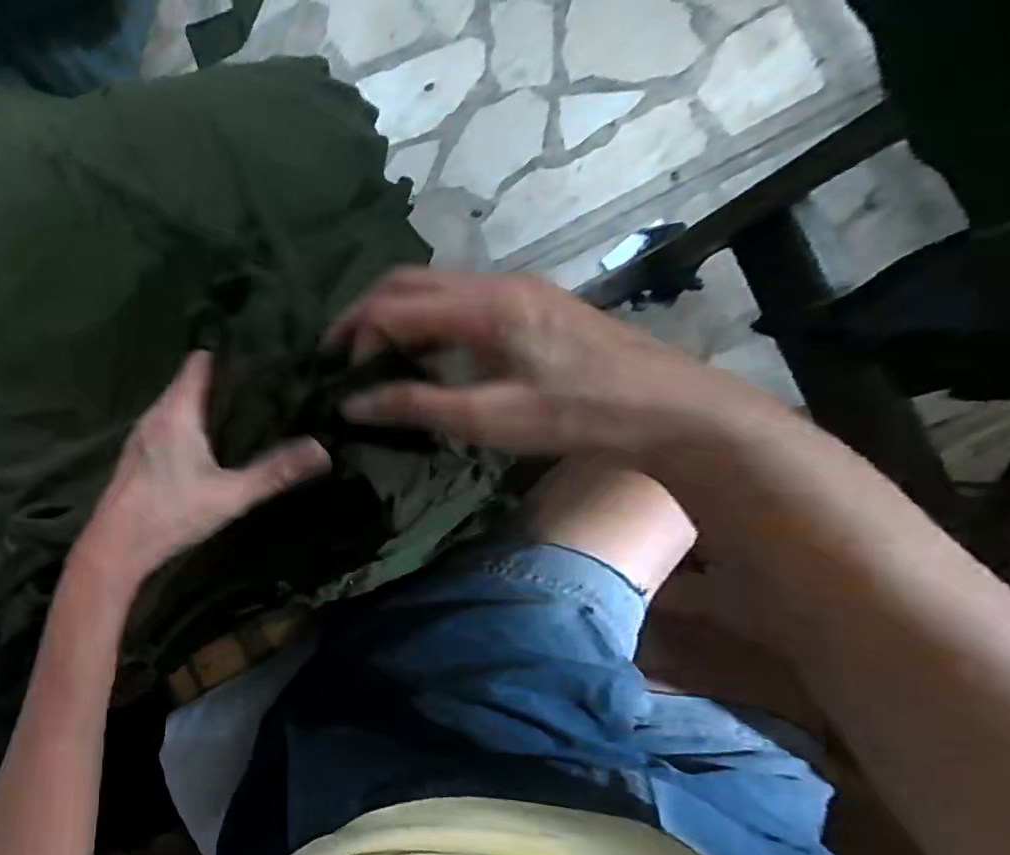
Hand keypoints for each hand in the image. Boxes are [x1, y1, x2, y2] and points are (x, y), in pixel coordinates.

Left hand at [77, 351, 330, 584]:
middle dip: (220, 382)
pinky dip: (183, 426)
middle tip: (259, 386)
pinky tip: (201, 444)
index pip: (199, 362)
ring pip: (174, 406)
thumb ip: (274, 472)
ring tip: (236, 411)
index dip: (227, 354)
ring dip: (200, 405)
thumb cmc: (169, 514)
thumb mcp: (229, 496)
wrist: (114, 547)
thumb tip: (322, 450)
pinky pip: (163, 426)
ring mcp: (139, 435)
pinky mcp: (133, 456)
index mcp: (176, 411)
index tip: (259, 355)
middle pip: (188, 383)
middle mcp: (153, 415)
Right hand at [329, 268, 787, 456]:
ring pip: (431, 284)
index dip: (355, 336)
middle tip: (340, 356)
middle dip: (363, 314)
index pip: (393, 305)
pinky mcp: (528, 303)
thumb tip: (350, 403)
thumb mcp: (488, 418)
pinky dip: (421, 318)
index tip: (338, 375)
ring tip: (373, 358)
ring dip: (392, 314)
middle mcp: (495, 284)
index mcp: (484, 307)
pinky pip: (455, 296)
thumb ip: (414, 406)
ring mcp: (515, 289)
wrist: (671, 409)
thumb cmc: (578, 415)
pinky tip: (420, 353)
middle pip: (407, 280)